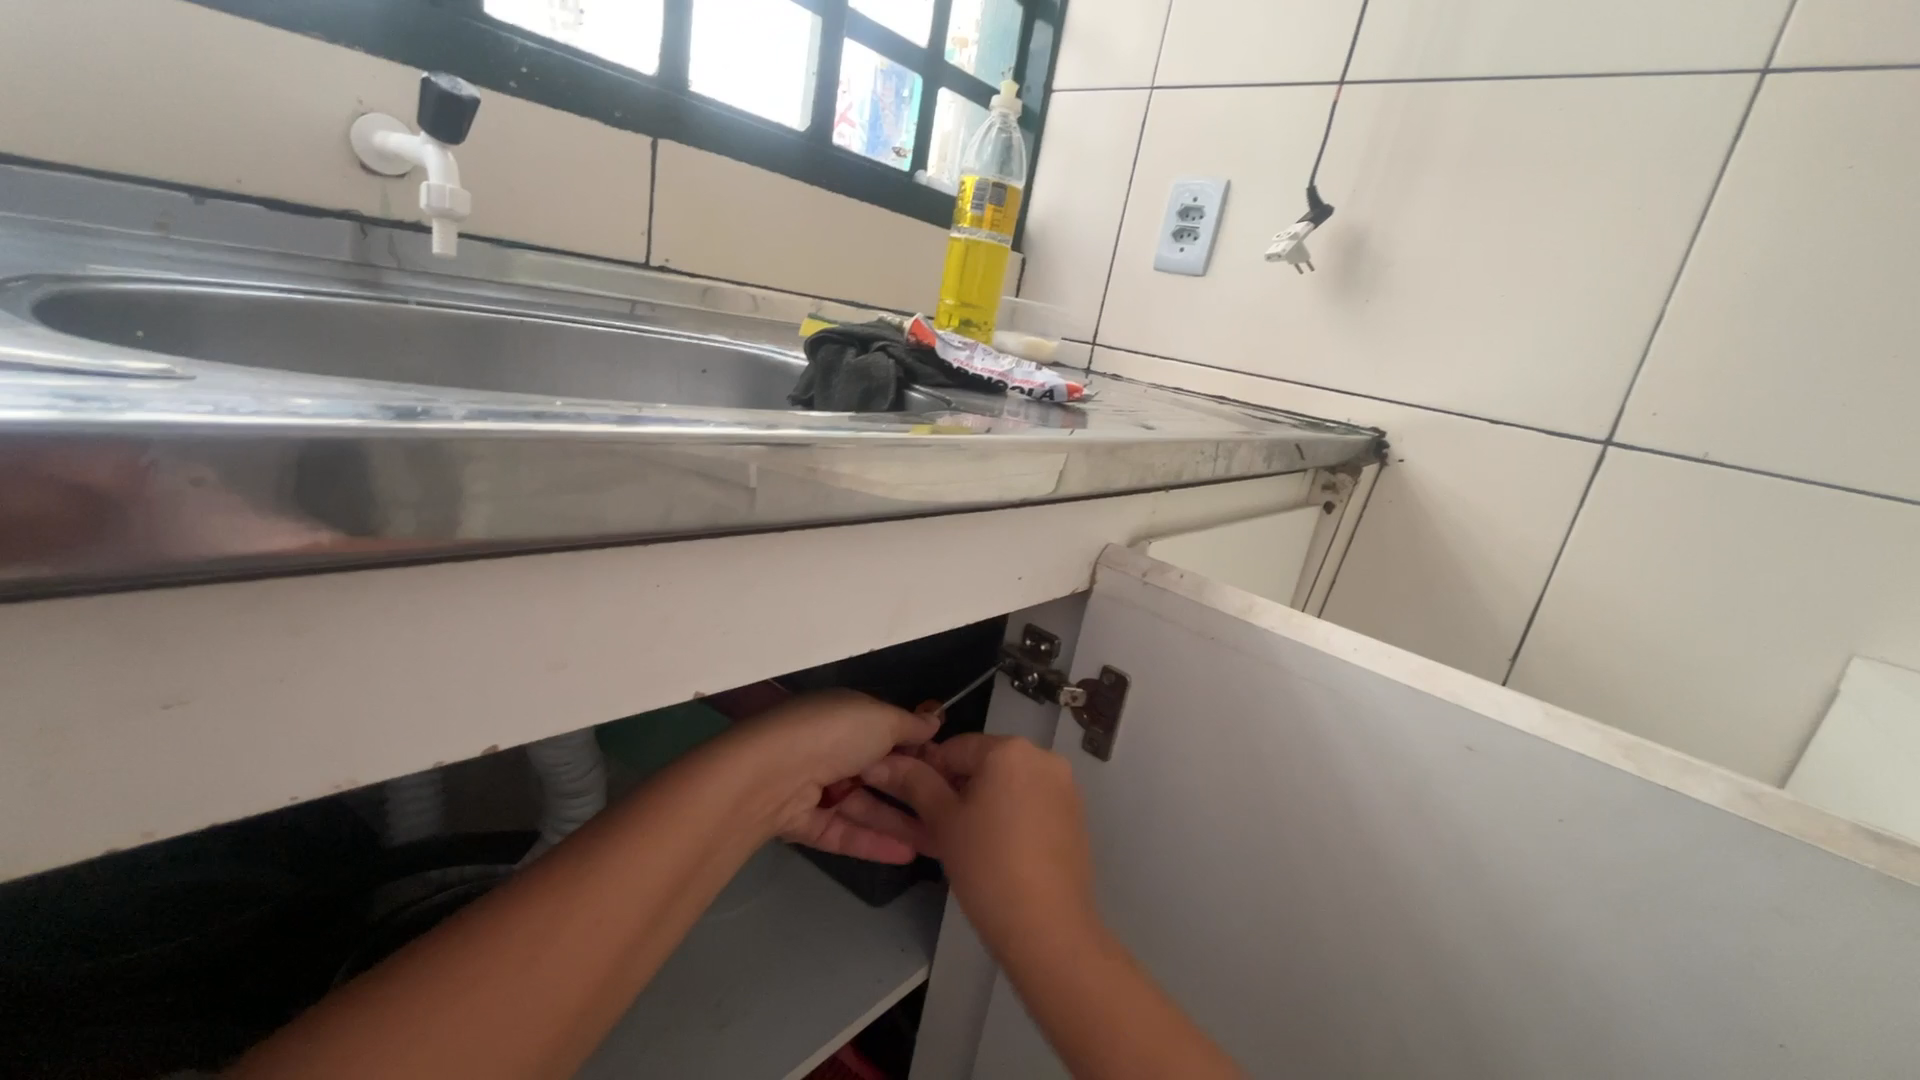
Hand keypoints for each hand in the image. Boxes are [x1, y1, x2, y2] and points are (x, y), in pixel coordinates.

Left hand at [716, 689, 939, 864]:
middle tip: (952, 813)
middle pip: (881, 774)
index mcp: (848, 718)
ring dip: (901, 823)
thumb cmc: (833, 733)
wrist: (771, 772)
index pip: (891, 736)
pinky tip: (908, 855)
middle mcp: (832, 750)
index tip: (952, 771)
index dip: (921, 752)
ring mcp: (817, 788)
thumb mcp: (881, 719)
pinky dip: (874, 842)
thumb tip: (934, 718)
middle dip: (916, 792)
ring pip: (866, 808)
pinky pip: (845, 832)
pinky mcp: (806, 823)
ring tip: (938, 843)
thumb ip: (910, 724)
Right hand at [861, 734, 1095, 947]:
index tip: (919, 805)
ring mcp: (1066, 786)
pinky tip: (1002, 850)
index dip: (930, 773)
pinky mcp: (1077, 815)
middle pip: (987, 762)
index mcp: (1010, 749)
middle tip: (943, 827)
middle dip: (961, 787)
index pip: (956, 747)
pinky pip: (1034, 802)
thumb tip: (883, 762)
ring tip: (971, 841)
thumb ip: (915, 783)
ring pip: (1011, 783)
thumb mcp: (944, 821)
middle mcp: (1044, 757)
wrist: (1047, 926)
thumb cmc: (987, 865)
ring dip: (987, 801)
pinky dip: (1014, 815)